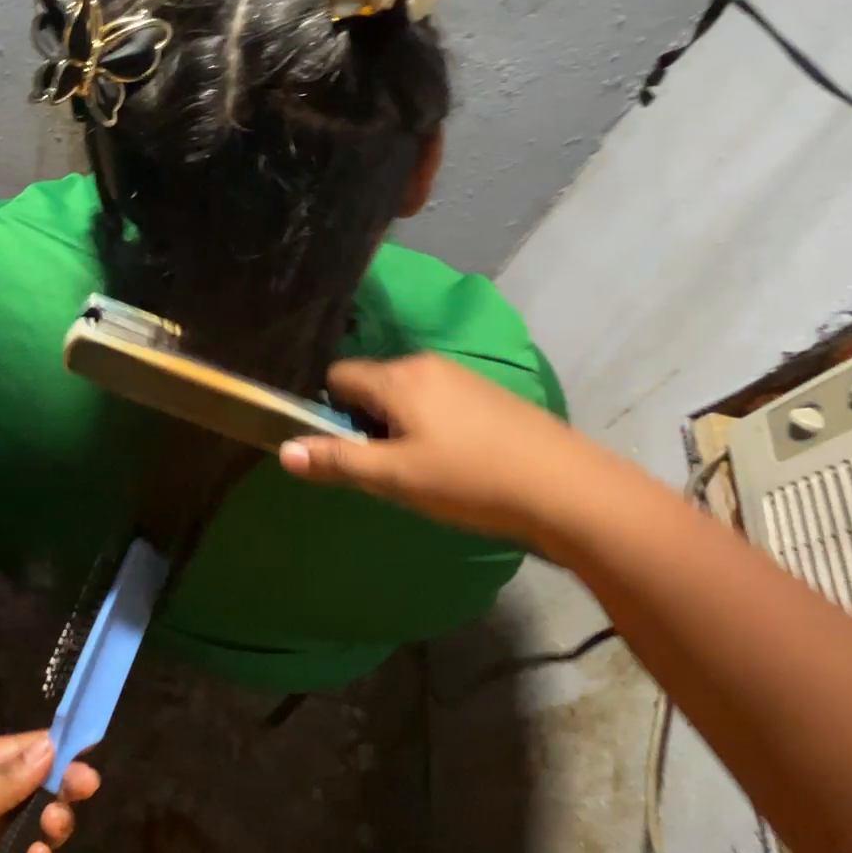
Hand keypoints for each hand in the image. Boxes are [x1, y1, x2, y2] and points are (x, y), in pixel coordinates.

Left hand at [0, 730, 100, 852]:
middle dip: (60, 787)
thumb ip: (0, 781)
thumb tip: (49, 745)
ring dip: (52, 826)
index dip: (53, 748)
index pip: (17, 751)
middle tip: (83, 790)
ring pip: (36, 828)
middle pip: (34, 787)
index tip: (89, 750)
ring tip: (50, 832)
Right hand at [279, 354, 618, 544]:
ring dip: (396, 425)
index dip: (328, 410)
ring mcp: (461, 376)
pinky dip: (427, 424)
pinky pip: (434, 400)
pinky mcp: (487, 393)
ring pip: (403, 394)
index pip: (337, 376)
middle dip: (363, 421)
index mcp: (398, 378)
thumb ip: (337, 462)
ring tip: (418, 469)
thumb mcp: (395, 478)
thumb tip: (283, 450)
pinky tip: (453, 461)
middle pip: (370, 384)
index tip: (342, 448)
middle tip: (381, 466)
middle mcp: (425, 364)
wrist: (568, 489)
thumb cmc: (470, 480)